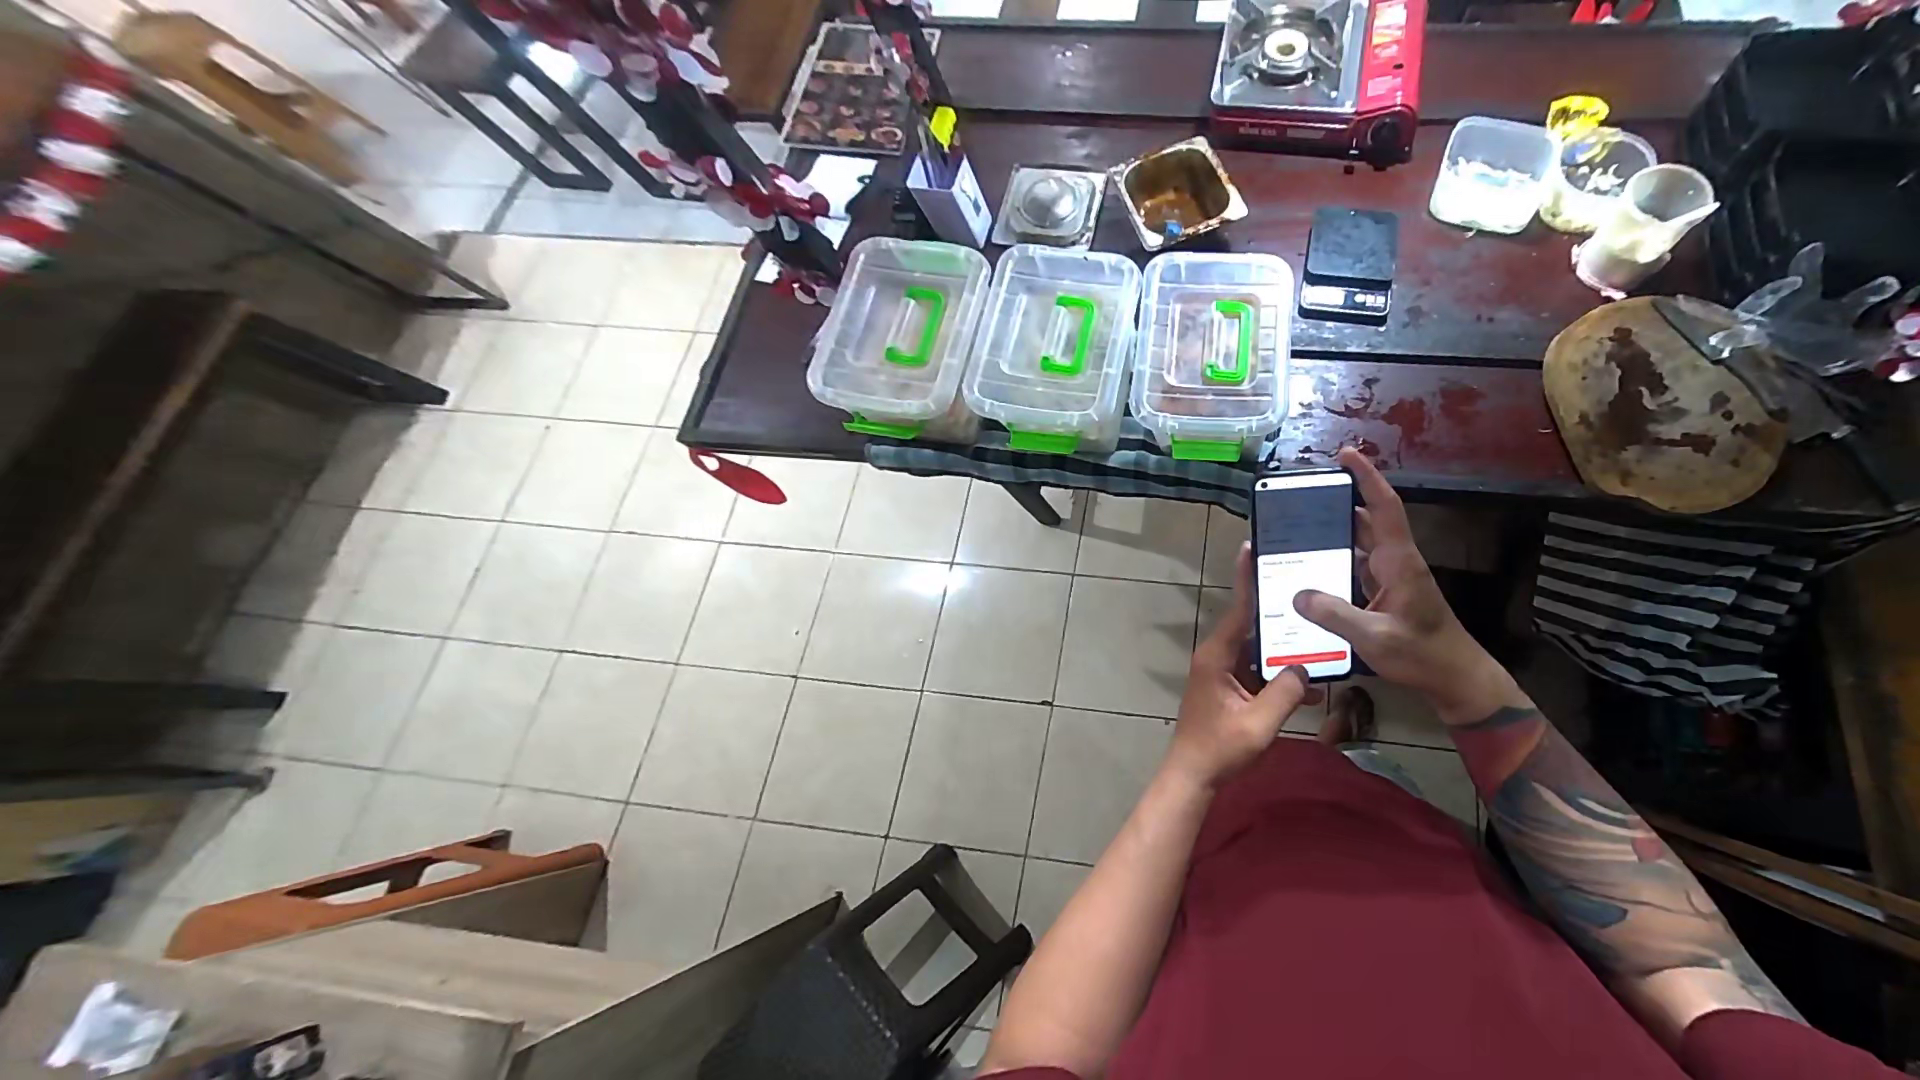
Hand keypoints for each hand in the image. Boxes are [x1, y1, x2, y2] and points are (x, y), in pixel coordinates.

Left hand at [1166, 543, 1319, 788]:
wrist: (1193, 775)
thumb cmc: (1220, 748)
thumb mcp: (1260, 722)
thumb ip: (1286, 692)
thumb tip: (1306, 667)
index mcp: (1217, 656)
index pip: (1238, 609)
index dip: (1247, 579)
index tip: (1253, 548)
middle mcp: (1217, 656)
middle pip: (1253, 626)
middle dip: (1281, 613)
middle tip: (1310, 591)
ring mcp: (1222, 672)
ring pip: (1260, 650)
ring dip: (1287, 651)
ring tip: (1324, 639)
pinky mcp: (1229, 688)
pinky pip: (1258, 672)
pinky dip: (1280, 676)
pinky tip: (1312, 686)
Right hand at [1292, 448, 1514, 723]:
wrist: (1455, 678)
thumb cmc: (1423, 654)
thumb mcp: (1376, 637)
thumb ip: (1335, 615)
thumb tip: (1297, 594)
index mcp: (1398, 562)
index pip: (1384, 508)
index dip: (1366, 479)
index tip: (1346, 455)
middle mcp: (1394, 562)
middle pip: (1366, 520)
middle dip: (1339, 500)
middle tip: (1302, 492)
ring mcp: (1389, 578)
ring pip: (1358, 542)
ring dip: (1332, 529)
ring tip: (1295, 524)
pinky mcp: (1382, 593)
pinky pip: (1353, 565)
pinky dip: (1332, 557)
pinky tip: (1306, 565)